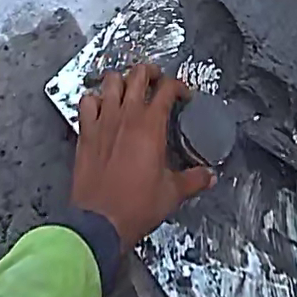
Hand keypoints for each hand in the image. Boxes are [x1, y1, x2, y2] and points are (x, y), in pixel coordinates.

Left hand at [70, 62, 214, 248]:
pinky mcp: (85, 132)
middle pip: (139, 73)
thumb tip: (211, 177)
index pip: (168, 87)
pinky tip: (101, 107)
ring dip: (122, 81)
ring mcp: (104, 120)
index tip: (183, 95)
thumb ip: (194, 179)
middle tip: (156, 82)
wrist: (98, 224)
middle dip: (150, 72)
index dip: (178, 86)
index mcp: (152, 123)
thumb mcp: (172, 193)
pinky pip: (86, 101)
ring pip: (111, 80)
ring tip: (128, 89)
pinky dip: (94, 99)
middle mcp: (128, 114)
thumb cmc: (137, 206)